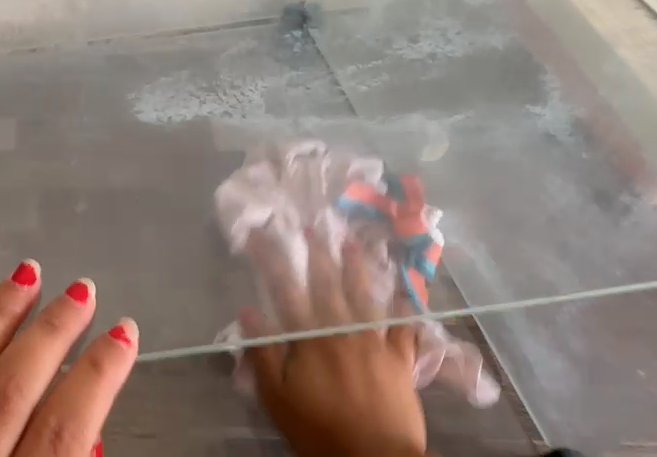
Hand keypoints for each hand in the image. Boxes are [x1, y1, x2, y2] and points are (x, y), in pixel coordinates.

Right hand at [240, 232, 426, 456]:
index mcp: (309, 337)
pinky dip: (406, 308)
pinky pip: (405, 328)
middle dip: (318, 251)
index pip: (283, 287)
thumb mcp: (278, 397)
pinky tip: (407, 289)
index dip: (270, 257)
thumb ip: (264, 353)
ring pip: (366, 296)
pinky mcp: (401, 361)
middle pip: (327, 282)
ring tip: (354, 242)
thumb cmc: (320, 430)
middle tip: (313, 225)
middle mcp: (341, 329)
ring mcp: (374, 343)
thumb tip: (249, 310)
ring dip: (359, 267)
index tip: (259, 232)